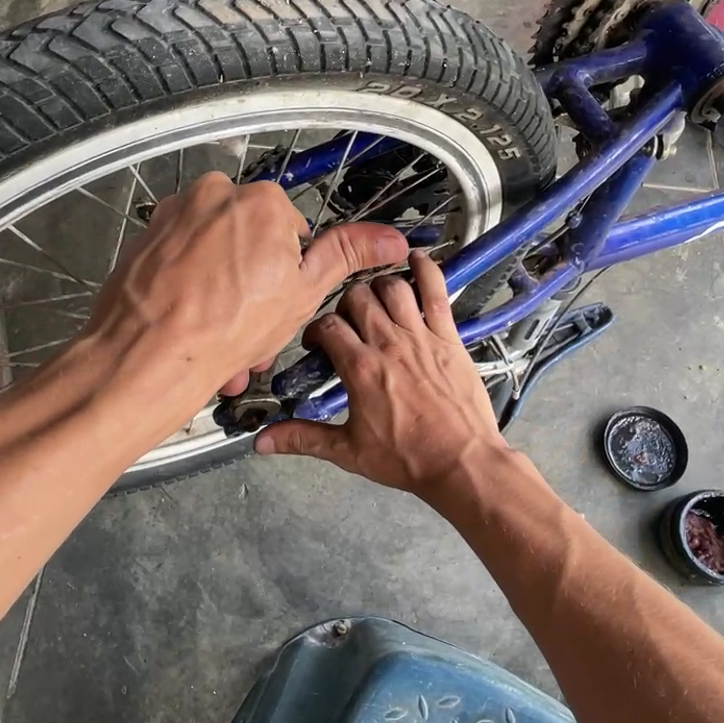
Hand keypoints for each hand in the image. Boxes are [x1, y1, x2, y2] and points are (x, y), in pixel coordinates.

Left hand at [81, 171, 407, 404]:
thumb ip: (346, 256)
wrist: (148, 354)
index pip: (291, 235)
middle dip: (253, 290)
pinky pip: (180, 261)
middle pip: (249, 243)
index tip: (279, 310)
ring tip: (221, 344)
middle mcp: (215, 193)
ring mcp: (175, 213)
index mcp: (262, 200)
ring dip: (223, 297)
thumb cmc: (232, 326)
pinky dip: (189, 291)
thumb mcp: (304, 293)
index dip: (289, 278)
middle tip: (250, 335)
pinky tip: (192, 331)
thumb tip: (392, 238)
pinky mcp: (143, 237)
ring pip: (214, 256)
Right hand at [255, 250, 519, 498]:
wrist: (462, 462)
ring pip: (391, 287)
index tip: (320, 342)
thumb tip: (262, 442)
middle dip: (346, 306)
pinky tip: (416, 259)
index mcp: (360, 368)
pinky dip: (426, 269)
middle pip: (356, 298)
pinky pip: (435, 290)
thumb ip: (303, 439)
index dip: (317, 330)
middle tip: (349, 324)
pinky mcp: (447, 336)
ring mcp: (420, 335)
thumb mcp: (348, 452)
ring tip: (376, 302)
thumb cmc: (409, 458)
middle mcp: (388, 343)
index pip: (327, 326)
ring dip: (379, 288)